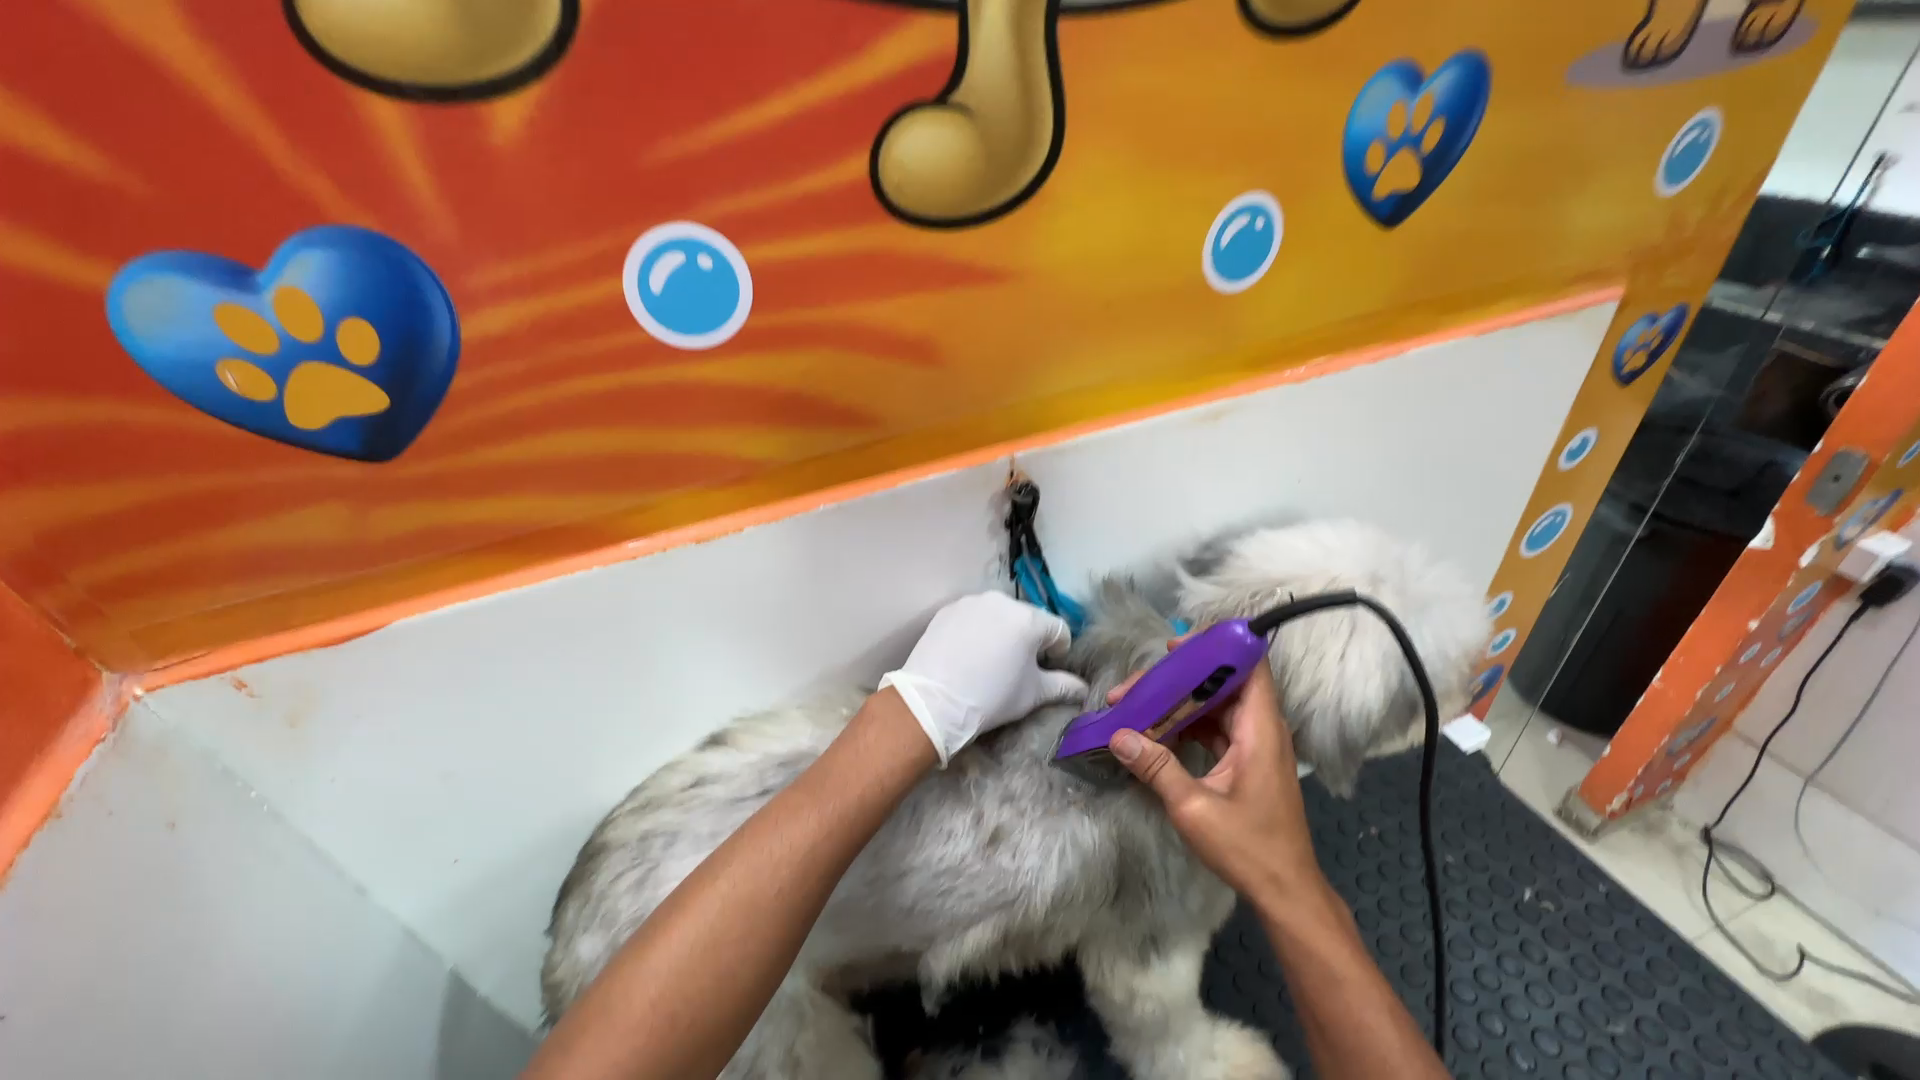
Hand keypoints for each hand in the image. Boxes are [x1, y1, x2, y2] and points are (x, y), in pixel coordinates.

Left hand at [879, 592, 1087, 764]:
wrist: (933, 702)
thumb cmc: (991, 697)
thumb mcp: (1033, 695)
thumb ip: (1064, 686)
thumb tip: (1083, 688)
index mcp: (1029, 619)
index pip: (1058, 630)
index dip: (1058, 652)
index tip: (1046, 670)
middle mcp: (1001, 602)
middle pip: (1028, 619)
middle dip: (1029, 640)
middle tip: (1018, 667)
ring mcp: (971, 603)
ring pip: (999, 616)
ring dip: (1002, 632)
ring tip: (991, 660)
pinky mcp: (947, 610)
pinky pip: (973, 617)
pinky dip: (977, 631)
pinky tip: (968, 654)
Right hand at [1107, 656, 1323, 904]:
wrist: (1285, 891)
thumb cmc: (1247, 848)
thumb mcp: (1194, 808)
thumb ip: (1156, 767)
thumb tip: (1118, 735)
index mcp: (1259, 730)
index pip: (1248, 665)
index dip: (1215, 647)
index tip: (1172, 649)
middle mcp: (1261, 728)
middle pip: (1221, 682)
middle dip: (1176, 679)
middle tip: (1131, 688)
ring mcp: (1254, 745)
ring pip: (1214, 705)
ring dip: (1176, 704)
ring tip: (1133, 707)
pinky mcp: (1247, 761)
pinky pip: (1215, 728)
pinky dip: (1186, 725)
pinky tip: (1154, 732)